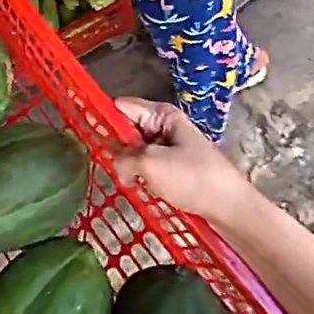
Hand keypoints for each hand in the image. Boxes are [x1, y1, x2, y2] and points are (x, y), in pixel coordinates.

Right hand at [113, 98, 257, 225]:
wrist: (230, 207)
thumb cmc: (193, 178)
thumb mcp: (152, 164)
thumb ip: (124, 158)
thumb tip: (117, 165)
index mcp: (161, 114)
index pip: (121, 107)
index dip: (102, 117)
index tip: (82, 133)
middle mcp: (165, 125)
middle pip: (128, 129)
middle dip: (117, 147)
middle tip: (109, 167)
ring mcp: (171, 146)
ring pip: (137, 150)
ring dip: (130, 166)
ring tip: (130, 182)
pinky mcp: (175, 166)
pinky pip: (148, 166)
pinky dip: (142, 176)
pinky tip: (142, 189)